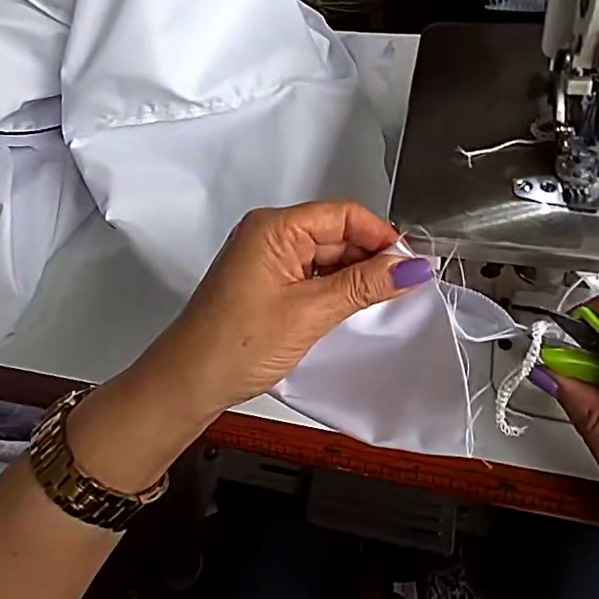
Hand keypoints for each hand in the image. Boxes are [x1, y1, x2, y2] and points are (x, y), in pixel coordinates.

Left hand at [67, 201, 432, 490]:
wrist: (188, 384)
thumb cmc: (229, 347)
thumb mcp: (310, 312)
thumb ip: (364, 285)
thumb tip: (409, 267)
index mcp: (274, 228)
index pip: (344, 214)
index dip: (381, 236)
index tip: (408, 263)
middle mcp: (271, 235)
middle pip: (340, 233)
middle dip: (373, 259)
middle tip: (402, 287)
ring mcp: (271, 258)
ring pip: (332, 255)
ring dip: (358, 276)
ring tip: (378, 303)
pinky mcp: (273, 280)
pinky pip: (318, 274)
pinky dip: (340, 288)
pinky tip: (353, 308)